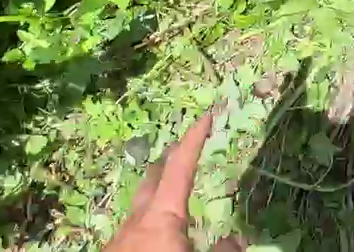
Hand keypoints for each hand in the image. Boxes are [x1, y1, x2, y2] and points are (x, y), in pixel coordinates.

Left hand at [104, 108, 217, 251]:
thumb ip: (224, 251)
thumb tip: (235, 240)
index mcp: (162, 216)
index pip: (181, 166)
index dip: (194, 138)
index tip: (207, 116)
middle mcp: (137, 222)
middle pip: (153, 180)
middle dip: (169, 162)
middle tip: (185, 148)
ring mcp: (118, 242)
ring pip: (139, 210)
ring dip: (155, 198)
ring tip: (171, 198)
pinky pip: (131, 234)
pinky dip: (146, 226)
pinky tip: (154, 240)